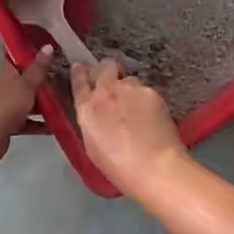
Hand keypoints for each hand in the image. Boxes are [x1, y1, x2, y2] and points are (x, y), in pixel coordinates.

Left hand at [0, 45, 54, 161]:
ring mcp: (2, 104)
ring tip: (62, 102)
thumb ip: (38, 68)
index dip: (28, 51)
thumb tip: (47, 46)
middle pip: (22, 78)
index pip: (14, 55)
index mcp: (4, 71)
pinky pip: (24, 119)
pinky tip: (54, 126)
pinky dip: (37, 122)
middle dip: (40, 79)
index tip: (46, 49)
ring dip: (40, 102)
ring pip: (24, 99)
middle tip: (60, 77)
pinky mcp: (5, 122)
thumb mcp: (27, 85)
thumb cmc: (9, 105)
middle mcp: (1, 85)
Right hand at [71, 59, 186, 194]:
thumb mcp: (92, 145)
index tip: (81, 68)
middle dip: (107, 72)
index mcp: (87, 107)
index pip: (78, 79)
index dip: (80, 72)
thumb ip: (91, 121)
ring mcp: (130, 89)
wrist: (154, 166)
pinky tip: (151, 117)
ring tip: (137, 110)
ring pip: (128, 79)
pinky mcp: (151, 92)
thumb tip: (96, 113)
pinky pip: (145, 91)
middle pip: (104, 66)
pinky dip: (145, 100)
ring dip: (129, 90)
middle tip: (113, 86)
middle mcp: (106, 92)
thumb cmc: (118, 167)